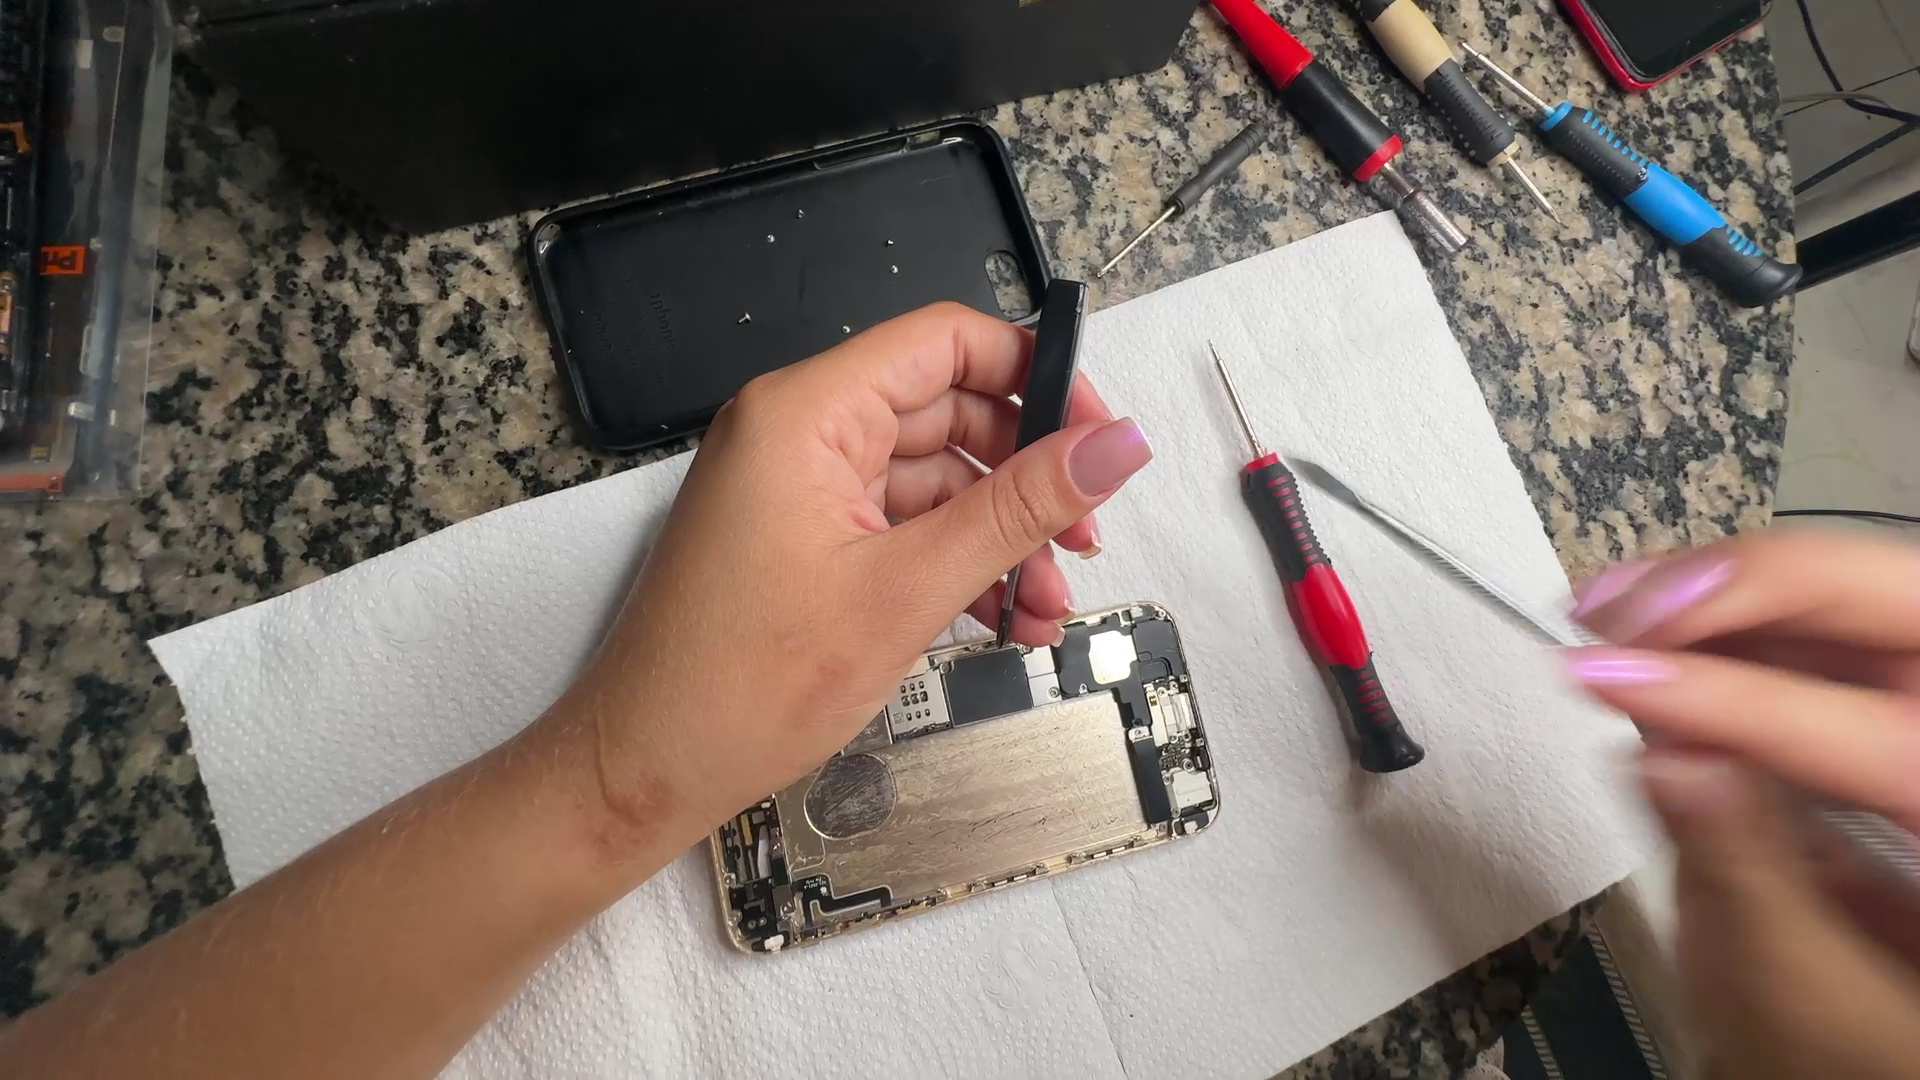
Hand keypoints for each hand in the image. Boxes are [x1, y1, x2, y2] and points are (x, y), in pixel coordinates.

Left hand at [553, 302, 1152, 845]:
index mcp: (807, 411)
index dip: (1032, 373)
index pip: (945, 343)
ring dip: (997, 538)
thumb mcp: (907, 590)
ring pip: (933, 483)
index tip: (1094, 435)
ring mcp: (803, 487)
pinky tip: (1001, 618)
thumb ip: (1018, 510)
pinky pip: (902, 527)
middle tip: (1082, 541)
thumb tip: (1116, 445)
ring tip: (1046, 606)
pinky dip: (955, 565)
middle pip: (948, 415)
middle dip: (1025, 480)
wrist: (647, 773)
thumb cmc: (749, 686)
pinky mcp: (808, 536)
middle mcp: (801, 432)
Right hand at [1564, 530, 1919, 1079]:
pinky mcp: (1863, 714)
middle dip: (1747, 597)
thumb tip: (1668, 757)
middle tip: (1623, 612)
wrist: (1847, 1041)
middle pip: (1900, 619)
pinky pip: (1796, 637)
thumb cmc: (1844, 1041)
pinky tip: (1635, 618)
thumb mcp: (1796, 978)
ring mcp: (1917, 727)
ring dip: (1709, 596)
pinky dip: (1701, 619)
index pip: (1891, 740)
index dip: (1735, 696)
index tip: (1602, 675)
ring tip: (1607, 607)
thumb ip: (1740, 863)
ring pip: (1843, 610)